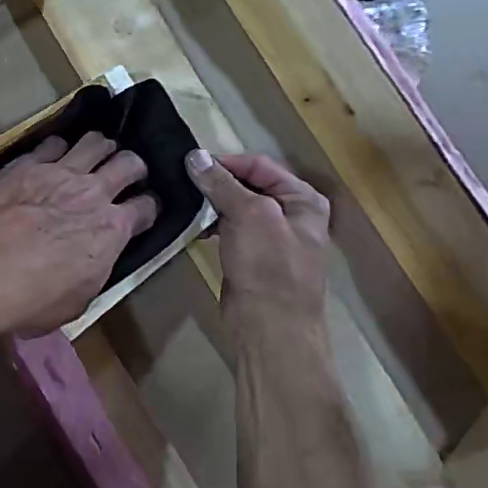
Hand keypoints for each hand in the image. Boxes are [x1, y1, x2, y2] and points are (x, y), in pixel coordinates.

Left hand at [0, 132, 158, 340]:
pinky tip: (54, 155)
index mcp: (112, 230)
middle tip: (126, 175)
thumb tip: (93, 261)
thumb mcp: (77, 302)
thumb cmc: (30, 301)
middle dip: (133, 167)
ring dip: (101, 147)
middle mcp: (93, 193)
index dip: (149, 209)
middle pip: (128, 163)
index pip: (147, 208)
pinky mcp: (26, 164)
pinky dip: (59, 147)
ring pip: (95, 142)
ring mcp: (59, 172)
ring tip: (96, 155)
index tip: (143, 212)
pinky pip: (53, 143)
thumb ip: (93, 271)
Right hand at [183, 150, 330, 334]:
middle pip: (249, 185)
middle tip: (183, 180)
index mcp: (303, 199)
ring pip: (238, 208)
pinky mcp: (254, 258)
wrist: (272, 331)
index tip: (192, 163)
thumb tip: (195, 156)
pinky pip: (231, 231)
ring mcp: (273, 238)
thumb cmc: (269, 267)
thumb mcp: (249, 216)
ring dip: (213, 205)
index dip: (227, 162)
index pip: (260, 165)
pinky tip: (194, 227)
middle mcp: (292, 214)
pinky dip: (213, 226)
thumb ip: (222, 184)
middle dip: (218, 183)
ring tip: (185, 201)